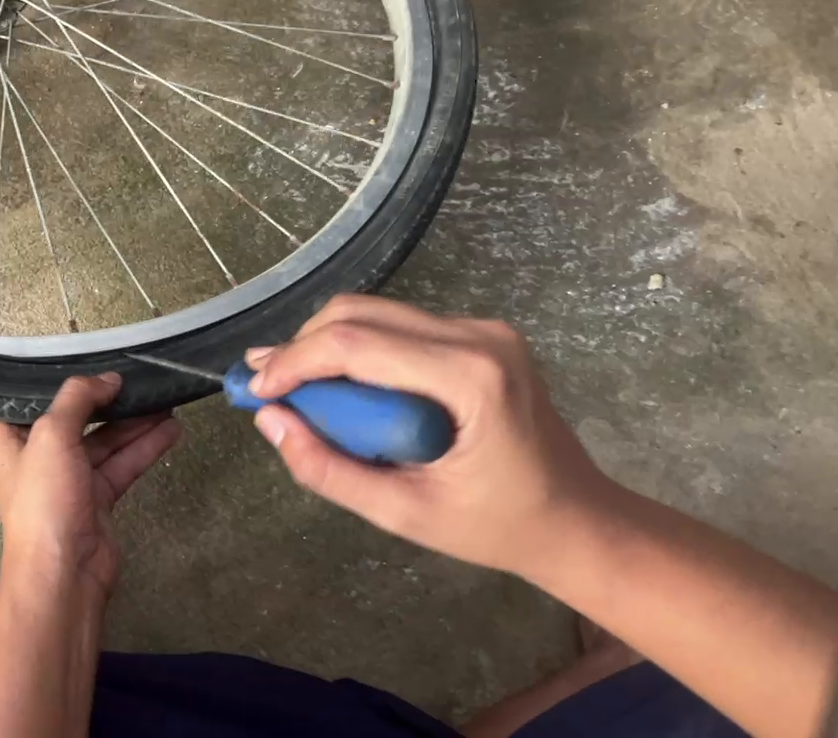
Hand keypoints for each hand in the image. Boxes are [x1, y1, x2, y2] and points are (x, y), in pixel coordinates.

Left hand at [0, 374, 180, 599]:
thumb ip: (77, 399)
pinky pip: (122, 463)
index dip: (64, 379)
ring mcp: (70, 477)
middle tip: (140, 378)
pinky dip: (144, 447)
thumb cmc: (45, 498)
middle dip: (108, 399)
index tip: (94, 359)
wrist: (63, 573)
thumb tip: (108, 378)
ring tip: (166, 398)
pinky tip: (171, 429)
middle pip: (77, 416)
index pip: (37, 397)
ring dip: (134, 422)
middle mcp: (38, 453)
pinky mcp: (97, 497)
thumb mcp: (52, 435)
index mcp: (11, 436)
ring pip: (105, 440)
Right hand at [246, 295, 614, 575]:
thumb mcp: (402, 514)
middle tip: (265, 387)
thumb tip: (267, 418)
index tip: (255, 391)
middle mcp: (477, 336)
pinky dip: (347, 346)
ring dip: (318, 344)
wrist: (581, 522)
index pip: (354, 344)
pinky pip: (389, 322)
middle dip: (298, 348)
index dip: (292, 361)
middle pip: (355, 315)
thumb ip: (326, 469)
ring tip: (288, 383)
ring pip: (367, 311)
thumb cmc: (497, 527)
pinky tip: (331, 379)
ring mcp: (479, 329)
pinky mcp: (474, 333)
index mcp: (471, 378)